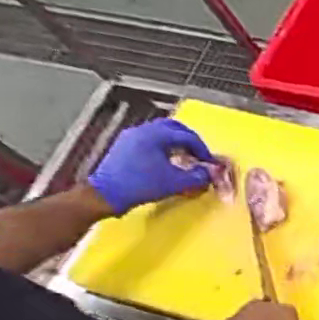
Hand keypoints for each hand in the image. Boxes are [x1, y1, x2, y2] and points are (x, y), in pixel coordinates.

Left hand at [86, 118, 216, 214]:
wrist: (109, 192)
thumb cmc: (142, 185)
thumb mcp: (175, 183)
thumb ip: (196, 177)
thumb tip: (208, 173)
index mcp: (155, 135)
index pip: (186, 135)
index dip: (202, 148)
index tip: (210, 161)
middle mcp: (143, 130)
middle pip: (172, 127)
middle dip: (190, 139)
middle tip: (200, 154)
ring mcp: (132, 136)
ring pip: (160, 132)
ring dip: (177, 142)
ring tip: (186, 157)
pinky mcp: (126, 145)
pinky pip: (151, 139)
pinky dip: (165, 146)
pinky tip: (169, 160)